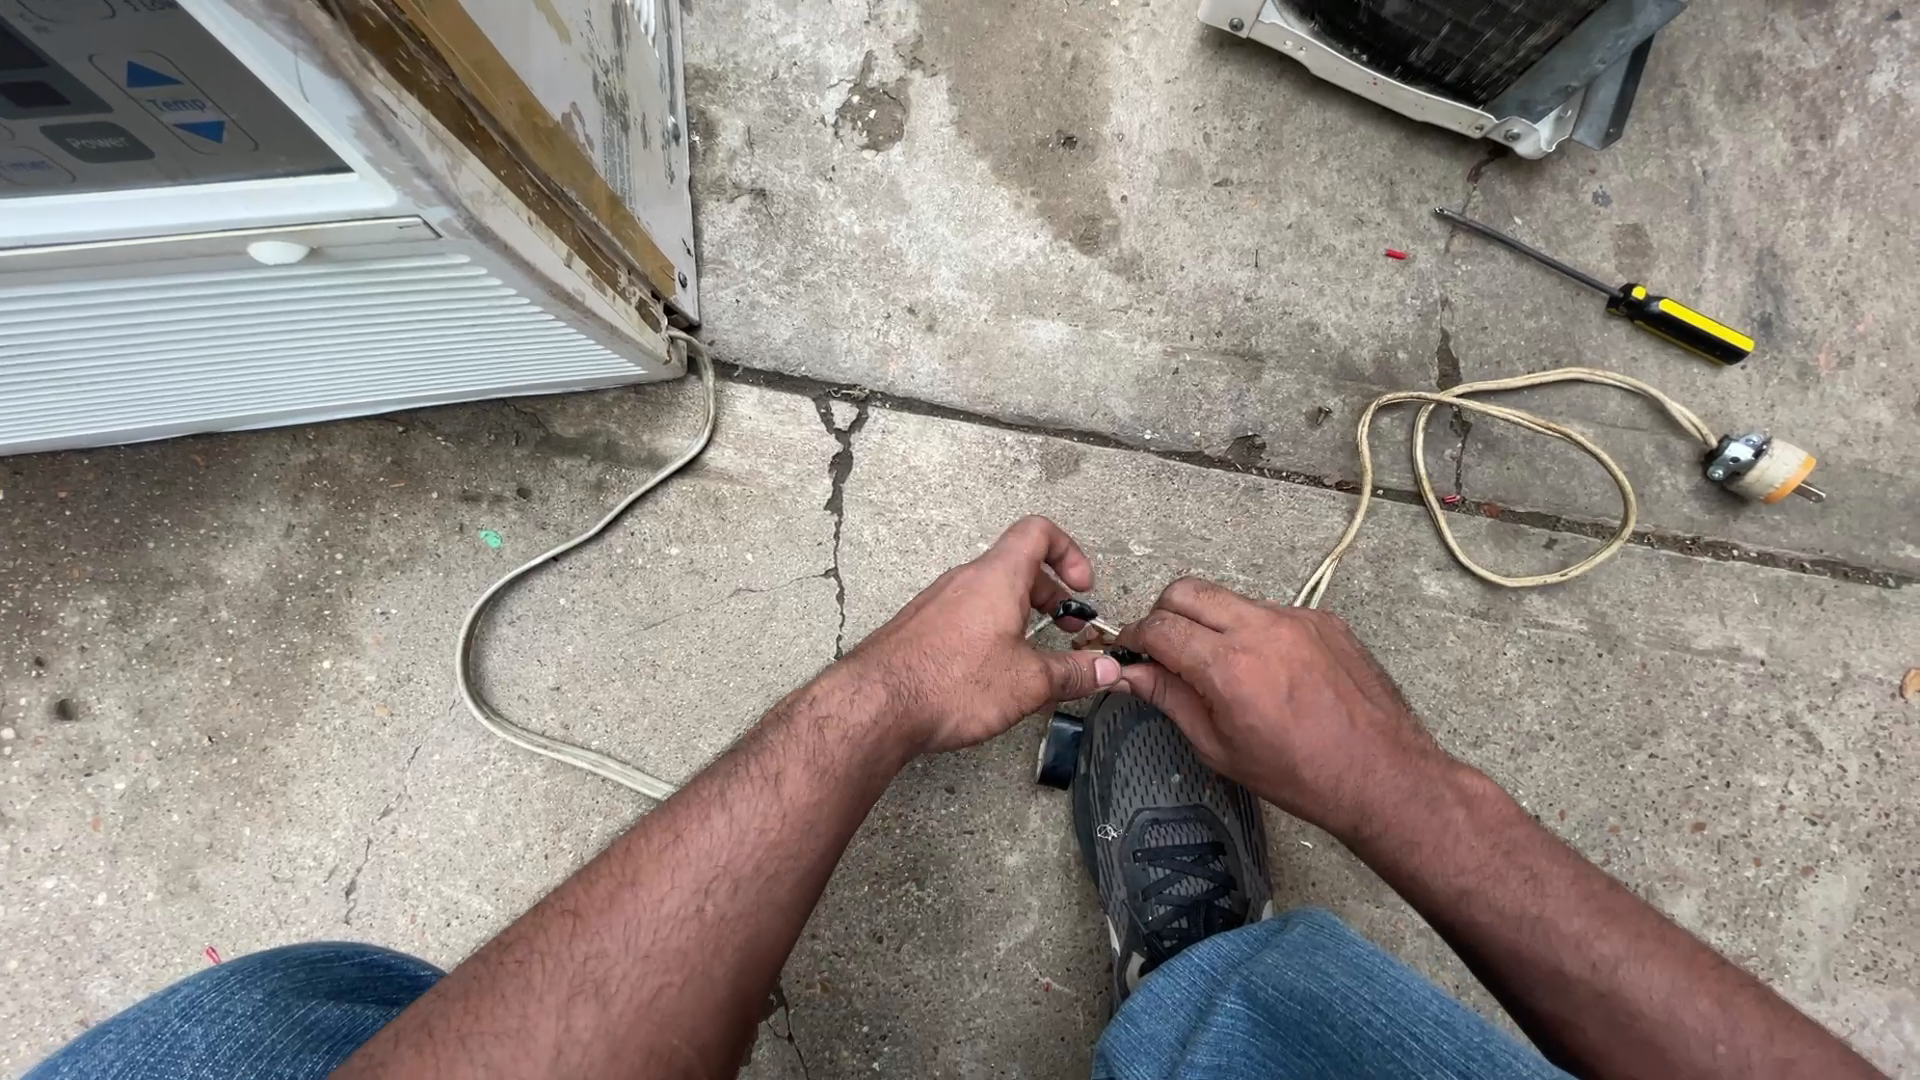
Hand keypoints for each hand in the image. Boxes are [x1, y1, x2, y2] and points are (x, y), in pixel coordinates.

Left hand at [843, 516, 1121, 754]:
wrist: (876, 704)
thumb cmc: (946, 683)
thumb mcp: (1028, 682)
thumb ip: (1072, 673)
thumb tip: (1102, 670)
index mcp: (997, 577)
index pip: (1038, 532)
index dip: (1069, 551)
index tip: (1082, 585)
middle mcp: (965, 580)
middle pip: (1018, 568)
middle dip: (1051, 597)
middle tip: (1068, 628)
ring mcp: (938, 602)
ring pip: (990, 595)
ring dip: (1020, 618)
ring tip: (1034, 657)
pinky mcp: (920, 627)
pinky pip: (966, 617)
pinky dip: (990, 632)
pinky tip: (994, 673)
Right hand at [1113, 577, 1452, 840]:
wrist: (1384, 775)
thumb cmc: (1303, 774)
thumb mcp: (1219, 747)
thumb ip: (1169, 699)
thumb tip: (1130, 674)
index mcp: (1229, 667)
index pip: (1159, 627)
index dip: (1134, 637)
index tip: (1131, 651)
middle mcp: (1260, 630)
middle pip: (1185, 590)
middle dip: (1163, 614)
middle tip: (1165, 649)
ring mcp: (1294, 618)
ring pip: (1225, 596)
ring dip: (1206, 620)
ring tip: (1217, 662)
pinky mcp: (1321, 619)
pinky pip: (1266, 610)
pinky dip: (1249, 629)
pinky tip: (1264, 667)